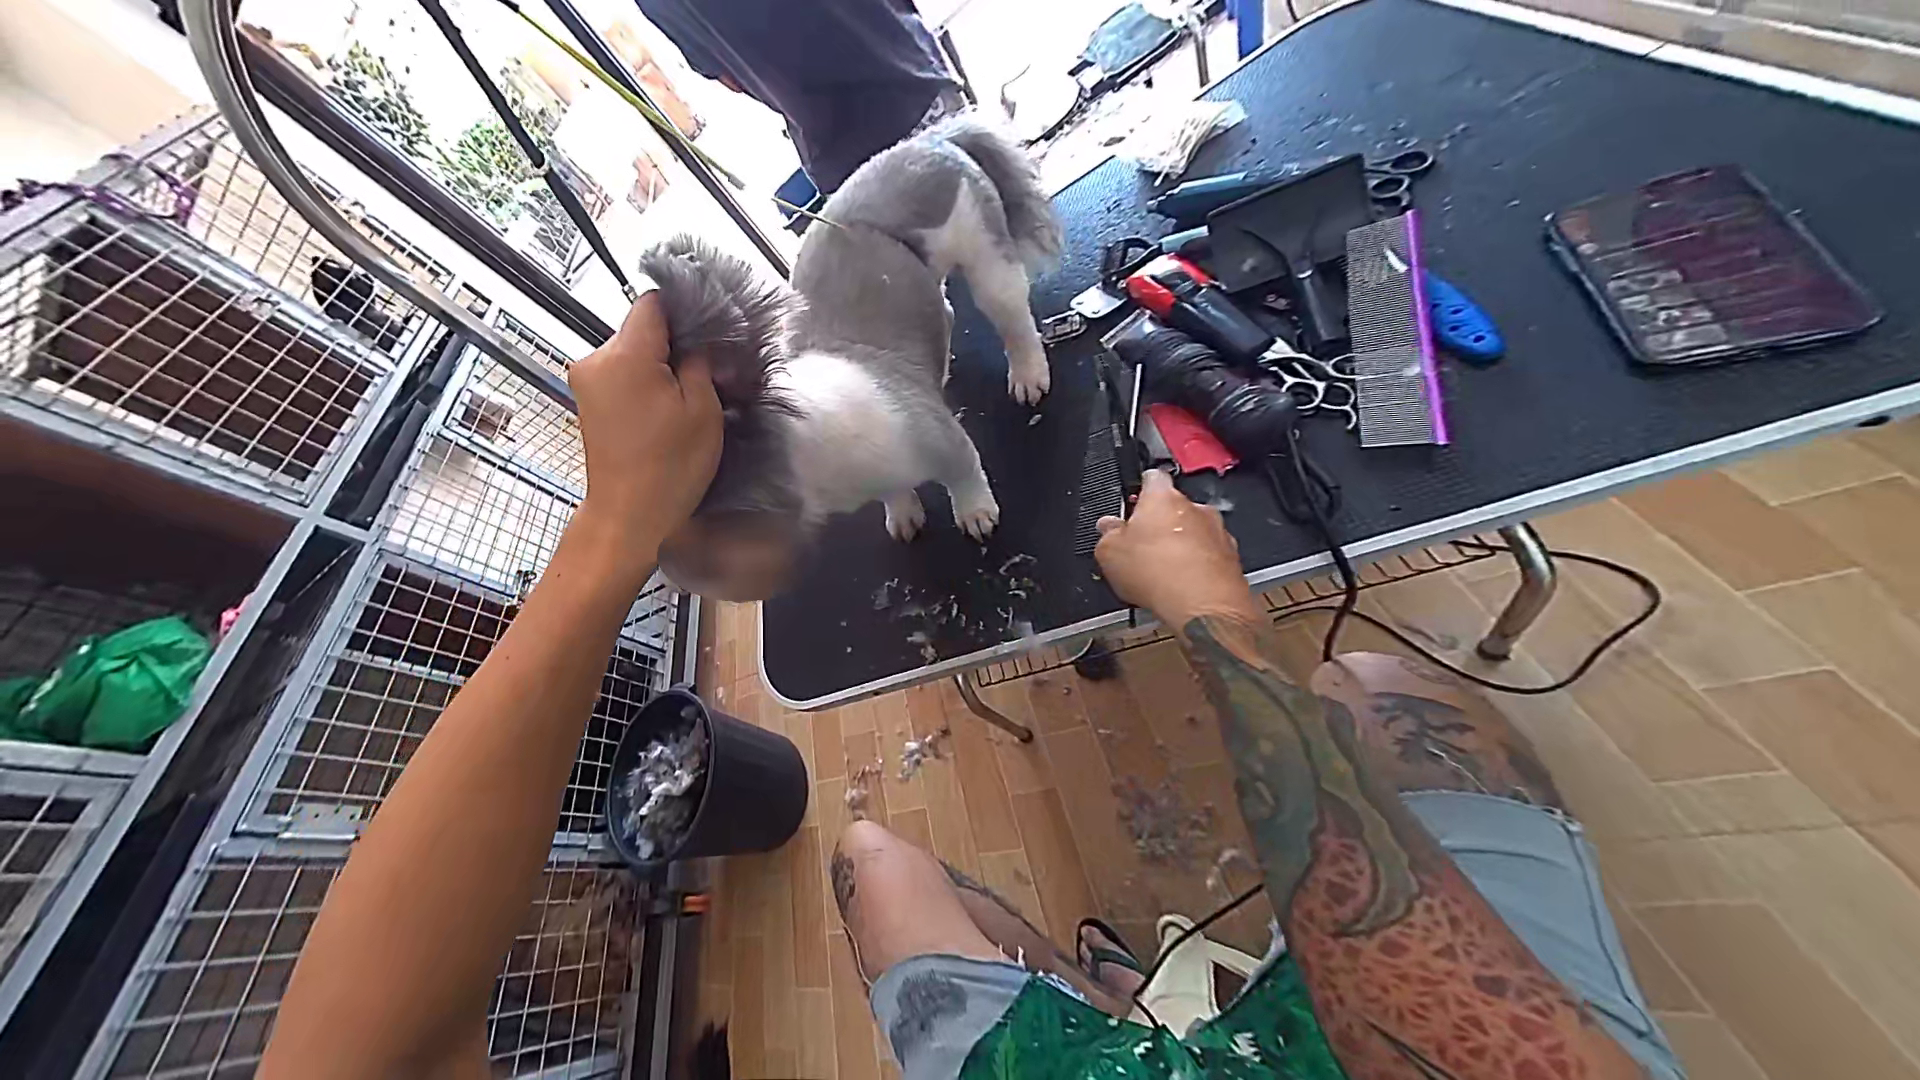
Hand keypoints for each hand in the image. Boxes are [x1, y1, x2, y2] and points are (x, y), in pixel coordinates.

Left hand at [568, 289, 722, 575]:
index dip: (685, 313)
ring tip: (687, 401)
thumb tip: (698, 344)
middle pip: (642, 329)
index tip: (710, 332)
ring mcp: (587, 382)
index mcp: (626, 355)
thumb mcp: (704, 410)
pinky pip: (622, 377)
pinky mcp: (588, 402)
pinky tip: (667, 413)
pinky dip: (646, 386)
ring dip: (661, 368)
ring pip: (633, 354)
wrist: (630, 514)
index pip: (653, 304)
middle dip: (675, 346)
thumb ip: (700, 364)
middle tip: (707, 376)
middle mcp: (596, 360)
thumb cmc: (669, 468)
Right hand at [1094, 470, 1256, 625]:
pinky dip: (1196, 565)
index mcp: (1162, 497)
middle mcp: (1194, 508)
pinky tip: (1179, 585)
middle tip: (1139, 546)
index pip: (1152, 477)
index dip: (1140, 488)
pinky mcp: (1231, 557)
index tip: (1132, 502)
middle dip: (1158, 524)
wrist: (1204, 606)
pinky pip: (1208, 555)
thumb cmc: (1159, 573)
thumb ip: (1107, 533)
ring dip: (1179, 546)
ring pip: (1192, 532)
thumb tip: (1107, 528)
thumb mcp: (1109, 553)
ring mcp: (1217, 532)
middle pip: (1172, 508)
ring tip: (1159, 573)